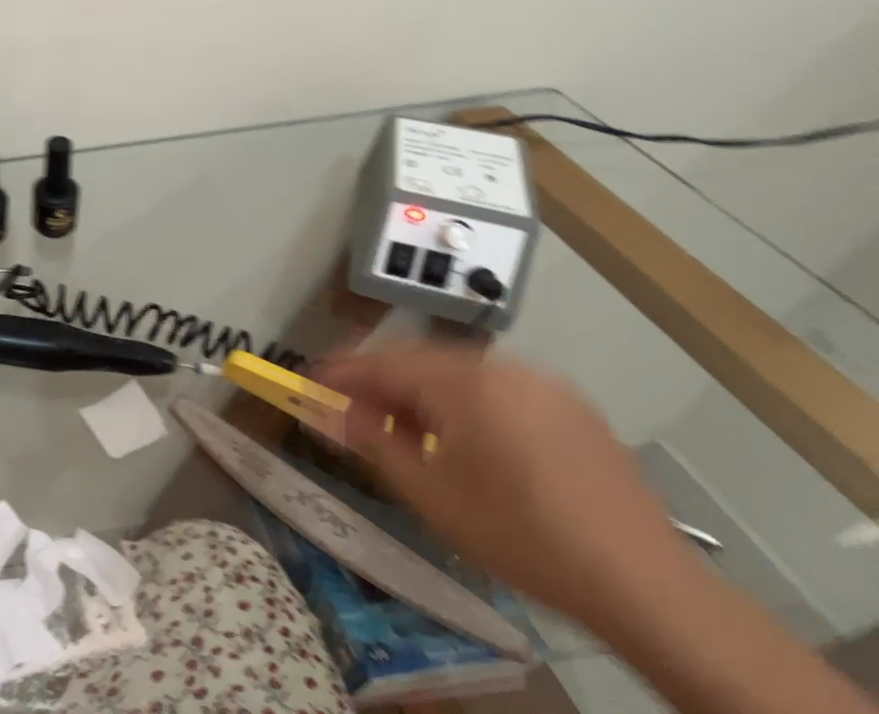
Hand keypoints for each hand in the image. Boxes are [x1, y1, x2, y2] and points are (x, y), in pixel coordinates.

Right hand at [316, 342, 690, 623]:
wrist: (639, 581)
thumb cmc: (517, 533)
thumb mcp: (427, 492)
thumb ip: (369, 439)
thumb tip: (320, 409)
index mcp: (466, 382)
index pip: (383, 363)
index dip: (339, 373)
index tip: (305, 385)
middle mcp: (506, 369)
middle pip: (422, 363)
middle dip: (379, 385)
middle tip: (347, 414)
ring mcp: (546, 386)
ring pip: (461, 377)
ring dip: (420, 396)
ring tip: (398, 433)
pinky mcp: (574, 411)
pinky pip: (499, 392)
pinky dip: (463, 406)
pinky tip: (458, 443)